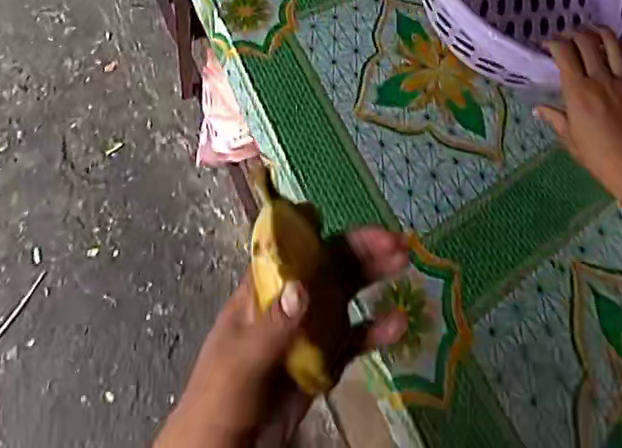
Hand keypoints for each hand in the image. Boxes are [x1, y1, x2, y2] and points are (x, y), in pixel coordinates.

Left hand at [158, 227, 410, 447]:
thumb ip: (271, 328)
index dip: (312, 226)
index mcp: (262, 292)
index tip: (339, 215)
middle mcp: (289, 303)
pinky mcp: (323, 362)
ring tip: (405, 262)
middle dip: (361, 246)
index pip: (289, 246)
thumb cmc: (216, 405)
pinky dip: (377, 329)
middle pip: (329, 262)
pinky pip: (355, 338)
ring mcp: (308, 331)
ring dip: (374, 274)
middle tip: (396, 242)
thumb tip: (303, 286)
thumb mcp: (239, 366)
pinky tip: (398, 325)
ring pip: (347, 291)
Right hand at [536, 28, 621, 210]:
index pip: (564, 53)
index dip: (554, 42)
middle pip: (587, 42)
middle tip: (568, 36)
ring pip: (614, 44)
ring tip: (594, 31)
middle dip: (574, 33)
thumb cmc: (602, 161)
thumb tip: (539, 108)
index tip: (548, 44)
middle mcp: (602, 79)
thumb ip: (556, 119)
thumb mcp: (572, 141)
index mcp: (579, 92)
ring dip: (601, 32)